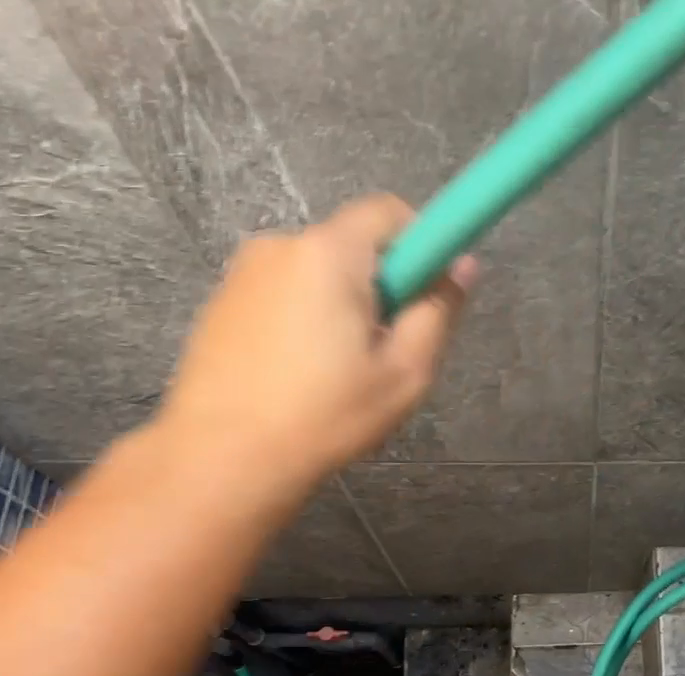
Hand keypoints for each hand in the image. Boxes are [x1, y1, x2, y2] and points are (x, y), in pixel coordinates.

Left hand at [157, 194, 475, 495]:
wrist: (224, 455)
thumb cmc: (326, 414)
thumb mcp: (405, 372)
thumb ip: (438, 312)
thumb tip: (463, 266)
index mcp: (329, 255)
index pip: (389, 212)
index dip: (423, 244)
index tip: (430, 295)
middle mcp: (281, 246)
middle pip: (354, 247)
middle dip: (382, 287)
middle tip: (388, 352)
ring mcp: (243, 272)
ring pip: (319, 276)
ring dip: (343, 309)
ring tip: (341, 373)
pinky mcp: (221, 302)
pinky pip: (285, 296)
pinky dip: (306, 323)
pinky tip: (301, 377)